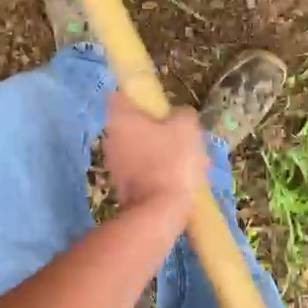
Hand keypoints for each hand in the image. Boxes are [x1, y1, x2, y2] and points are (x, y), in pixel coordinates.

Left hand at [101, 91, 205, 218]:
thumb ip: (183, 113)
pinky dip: (164, 171)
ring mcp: (116, 164)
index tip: (162, 105)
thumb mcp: (186, 128)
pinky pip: (147, 169)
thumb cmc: (171, 161)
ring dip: (168, 151)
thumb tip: (179, 115)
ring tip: (196, 162)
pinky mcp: (125, 186)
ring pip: (146, 148)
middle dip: (163, 129)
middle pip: (138, 124)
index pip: (121, 94)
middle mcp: (112, 138)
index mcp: (121, 118)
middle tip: (187, 136)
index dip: (141, 96)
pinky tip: (188, 180)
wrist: (158, 212)